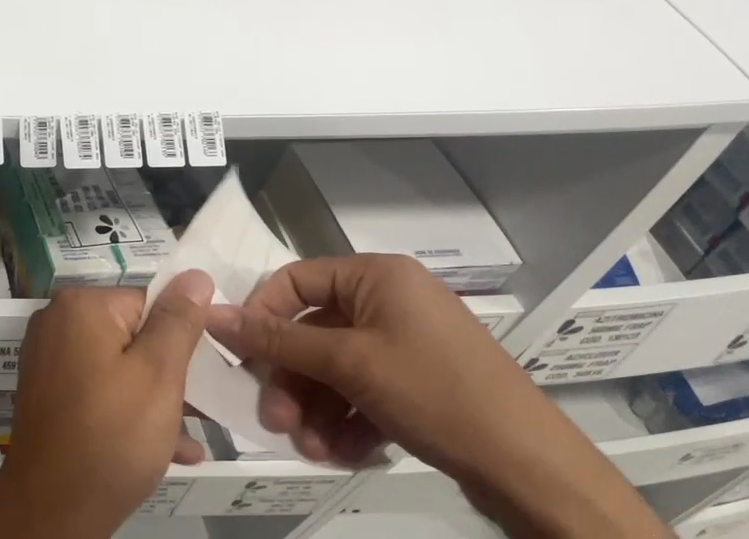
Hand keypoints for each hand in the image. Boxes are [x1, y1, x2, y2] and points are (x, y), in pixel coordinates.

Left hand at [0, 271, 213, 538]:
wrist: (54, 501)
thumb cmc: (112, 432)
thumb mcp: (159, 374)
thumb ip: (178, 322)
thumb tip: (194, 274)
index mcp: (80, 305)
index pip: (147, 303)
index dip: (182, 336)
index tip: (209, 370)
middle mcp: (57, 321)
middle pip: (132, 334)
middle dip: (171, 372)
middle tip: (203, 407)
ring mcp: (48, 356)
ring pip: (119, 366)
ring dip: (157, 399)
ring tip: (191, 435)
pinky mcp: (49, 391)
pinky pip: (100, 389)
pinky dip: (130, 412)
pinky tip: (169, 448)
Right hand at [204, 254, 668, 538]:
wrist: (536, 473)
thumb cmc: (437, 395)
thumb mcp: (348, 363)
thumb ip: (276, 339)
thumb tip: (211, 314)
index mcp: (377, 276)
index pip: (294, 281)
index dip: (261, 315)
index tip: (240, 356)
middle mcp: (390, 301)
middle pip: (312, 331)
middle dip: (291, 380)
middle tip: (275, 420)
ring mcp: (408, 344)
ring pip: (335, 369)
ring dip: (315, 409)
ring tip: (310, 448)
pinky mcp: (421, 384)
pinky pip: (364, 392)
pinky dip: (347, 421)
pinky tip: (342, 453)